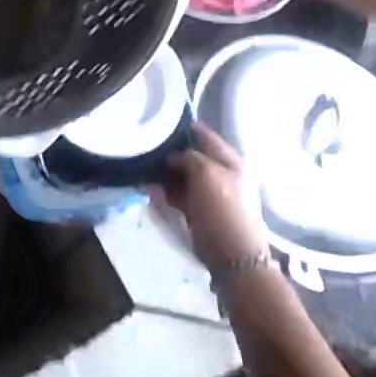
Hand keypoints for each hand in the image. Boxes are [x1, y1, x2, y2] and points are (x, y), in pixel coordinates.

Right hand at [154, 124, 266, 271]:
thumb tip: (174, 156)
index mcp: (231, 161)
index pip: (205, 135)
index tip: (160, 123)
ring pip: (181, 174)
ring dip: (164, 172)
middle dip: (170, 152)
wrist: (232, 253)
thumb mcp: (206, 174)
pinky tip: (148, 187)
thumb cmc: (222, 208)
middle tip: (147, 147)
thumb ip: (189, 157)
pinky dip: (164, 190)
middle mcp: (221, 173)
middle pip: (191, 155)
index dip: (184, 128)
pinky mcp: (198, 208)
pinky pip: (177, 193)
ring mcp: (209, 192)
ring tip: (143, 167)